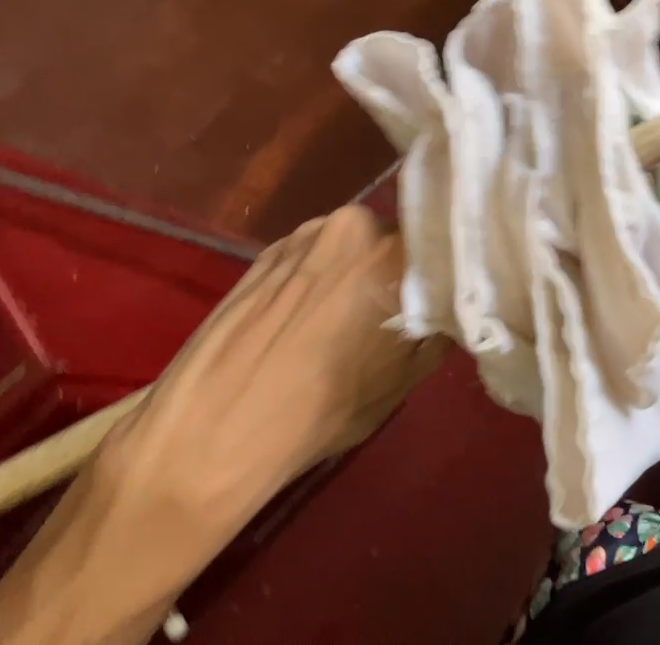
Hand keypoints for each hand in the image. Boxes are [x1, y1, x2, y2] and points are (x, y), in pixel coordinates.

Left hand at [97, 206, 448, 532]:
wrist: (208, 433)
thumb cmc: (322, 409)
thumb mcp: (405, 379)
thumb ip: (438, 329)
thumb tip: (449, 308)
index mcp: (394, 252)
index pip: (442, 244)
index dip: (449, 269)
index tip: (452, 293)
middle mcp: (351, 226)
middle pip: (394, 240)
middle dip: (400, 270)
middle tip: (399, 311)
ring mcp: (301, 235)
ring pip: (351, 245)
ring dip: (358, 273)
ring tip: (348, 320)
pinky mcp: (262, 253)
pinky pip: (312, 255)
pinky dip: (320, 278)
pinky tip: (308, 321)